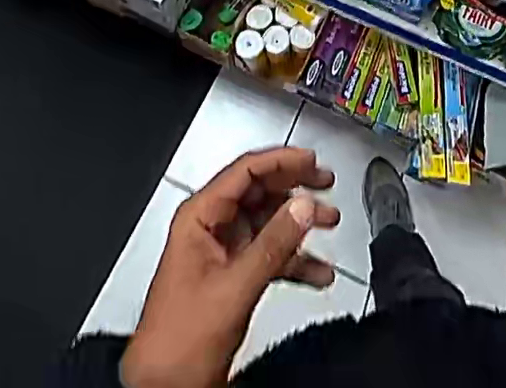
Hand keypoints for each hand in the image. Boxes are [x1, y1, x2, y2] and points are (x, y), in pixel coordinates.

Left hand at [121, 147, 340, 387]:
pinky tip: (318, 271)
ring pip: (270, 221)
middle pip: (261, 191)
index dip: (281, 161)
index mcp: (199, 218)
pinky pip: (271, 253)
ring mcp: (223, 251)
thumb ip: (273, 243)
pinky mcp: (234, 275)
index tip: (312, 160)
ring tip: (329, 221)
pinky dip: (296, 259)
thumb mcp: (233, 287)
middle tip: (325, 182)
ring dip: (301, 223)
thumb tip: (304, 205)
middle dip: (297, 187)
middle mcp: (211, 228)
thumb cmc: (176, 344)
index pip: (245, 171)